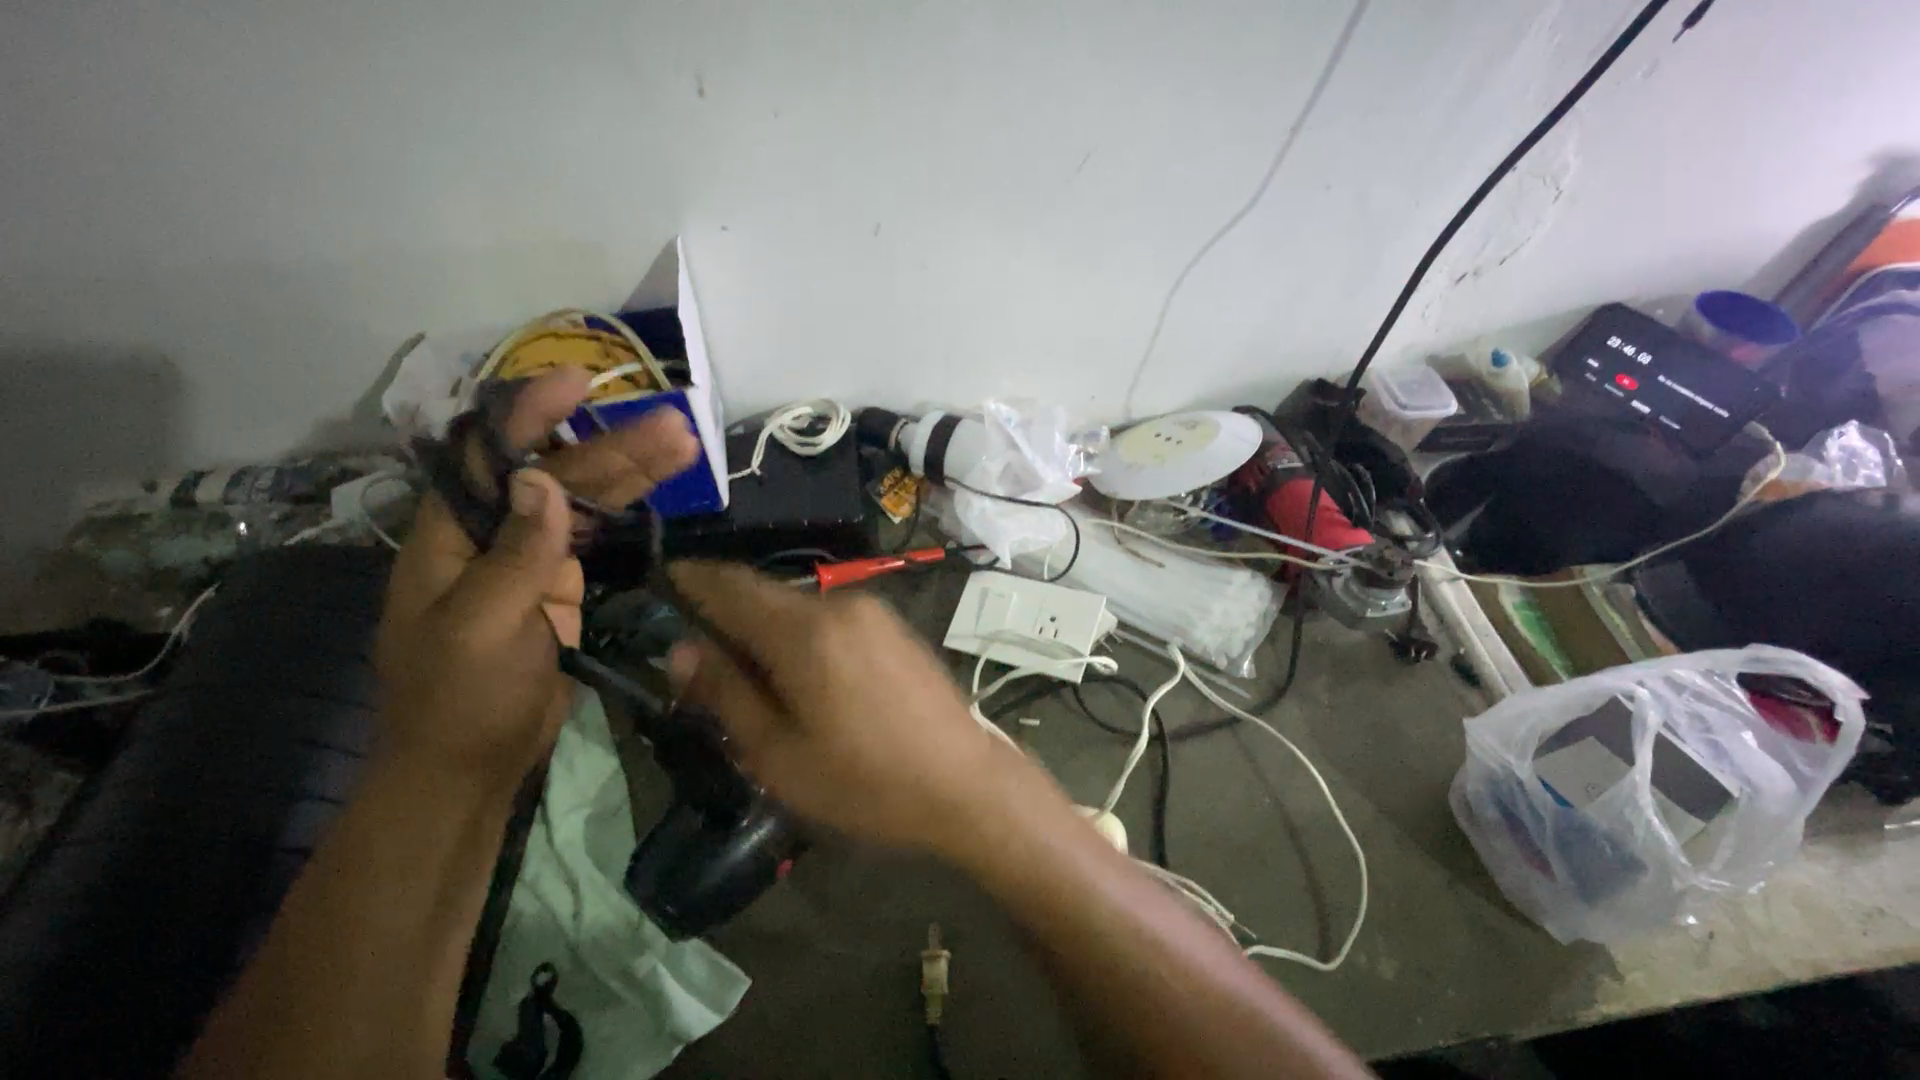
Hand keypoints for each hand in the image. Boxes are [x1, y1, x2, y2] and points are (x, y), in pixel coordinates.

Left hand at [376, 368, 700, 787]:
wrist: (470, 765)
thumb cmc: (457, 699)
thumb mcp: (478, 628)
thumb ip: (514, 556)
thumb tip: (544, 482)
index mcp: (451, 536)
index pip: (490, 457)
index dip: (532, 415)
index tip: (579, 381)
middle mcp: (492, 536)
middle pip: (558, 476)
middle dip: (613, 448)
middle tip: (675, 425)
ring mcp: (530, 561)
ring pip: (585, 503)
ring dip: (632, 474)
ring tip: (685, 447)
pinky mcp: (562, 587)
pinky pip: (598, 537)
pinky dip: (630, 513)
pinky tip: (662, 490)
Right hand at [666, 562, 1067, 856]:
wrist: (967, 784)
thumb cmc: (866, 782)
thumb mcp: (779, 754)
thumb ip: (726, 693)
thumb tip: (681, 649)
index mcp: (804, 630)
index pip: (727, 584)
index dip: (688, 581)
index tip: (658, 586)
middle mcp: (839, 604)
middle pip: (763, 593)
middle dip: (724, 614)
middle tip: (699, 660)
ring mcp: (873, 611)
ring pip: (797, 607)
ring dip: (764, 628)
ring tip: (750, 681)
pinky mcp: (895, 627)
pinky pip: (830, 618)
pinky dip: (800, 634)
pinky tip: (801, 678)